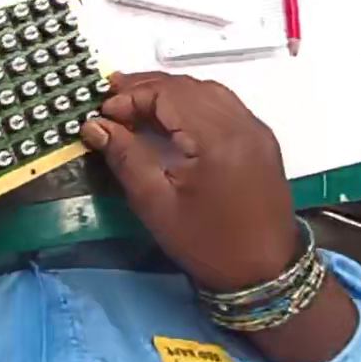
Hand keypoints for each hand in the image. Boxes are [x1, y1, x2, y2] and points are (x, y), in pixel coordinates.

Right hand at [80, 72, 300, 291]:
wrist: (265, 274)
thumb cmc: (205, 243)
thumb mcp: (155, 204)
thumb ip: (125, 157)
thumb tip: (95, 126)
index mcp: (216, 140)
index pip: (168, 95)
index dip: (131, 97)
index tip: (102, 115)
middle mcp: (241, 124)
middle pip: (187, 87)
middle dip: (146, 87)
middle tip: (111, 97)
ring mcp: (255, 129)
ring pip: (205, 90)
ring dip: (168, 91)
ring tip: (133, 101)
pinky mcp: (259, 139)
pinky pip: (221, 103)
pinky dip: (190, 100)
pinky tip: (168, 113)